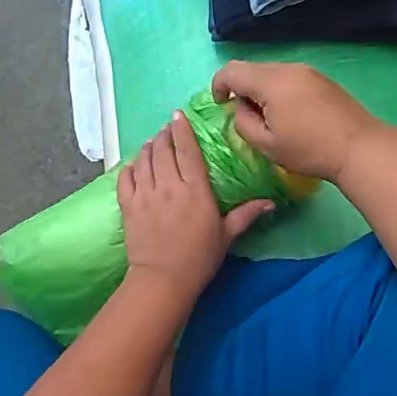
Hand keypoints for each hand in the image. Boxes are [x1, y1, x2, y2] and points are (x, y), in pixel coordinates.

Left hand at [119, 111, 275, 296]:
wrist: (163, 279)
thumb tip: (271, 202)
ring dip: (147, 147)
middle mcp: (169, 186)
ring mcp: (145, 194)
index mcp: (195, 190)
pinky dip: (129, 166)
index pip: (188, 151)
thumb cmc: (200, 258)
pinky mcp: (128, 206)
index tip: (178, 115)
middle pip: (162, 149)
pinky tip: (134, 165)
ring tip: (152, 143)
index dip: (182, 130)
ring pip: (143, 159)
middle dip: (164, 135)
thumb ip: (246, 214)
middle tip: (167, 130)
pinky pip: (125, 177)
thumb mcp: (226, 235)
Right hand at [212, 62, 383, 181]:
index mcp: (270, 81)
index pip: (231, 70)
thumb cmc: (309, 150)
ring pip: (272, 74)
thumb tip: (240, 108)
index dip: (219, 86)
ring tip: (272, 121)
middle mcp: (288, 68)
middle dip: (243, 90)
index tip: (221, 106)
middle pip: (253, 70)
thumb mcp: (267, 144)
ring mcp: (308, 71)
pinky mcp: (323, 80)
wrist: (359, 147)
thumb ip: (243, 123)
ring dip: (263, 92)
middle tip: (248, 119)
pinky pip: (291, 79)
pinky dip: (281, 92)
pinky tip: (292, 117)